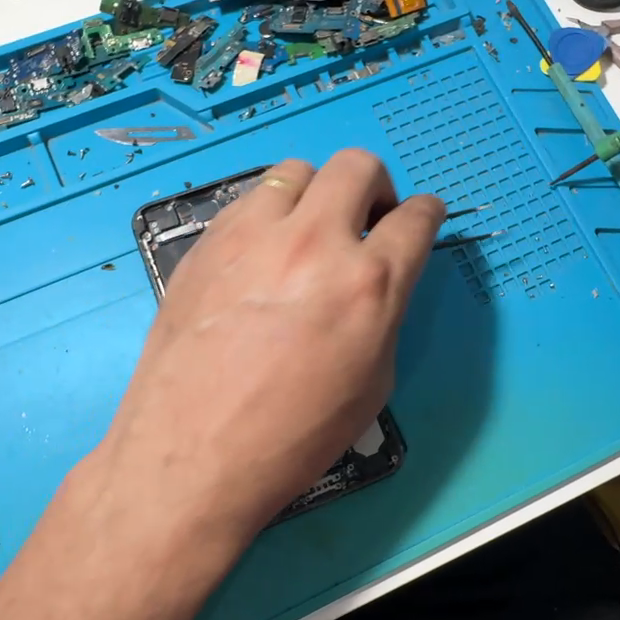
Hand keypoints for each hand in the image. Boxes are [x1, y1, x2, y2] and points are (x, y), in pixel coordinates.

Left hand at [82, 150, 444, 537]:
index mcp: (369, 284)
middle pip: (358, 166)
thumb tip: (376, 281)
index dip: (426, 212)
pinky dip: (269, 215)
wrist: (193, 454)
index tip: (420, 218)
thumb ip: (383, 313)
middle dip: (375, 187)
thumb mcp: (372, 383)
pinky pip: (248, 201)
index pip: (416, 217)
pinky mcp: (206, 242)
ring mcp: (253, 236)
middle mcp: (314, 243)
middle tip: (366, 222)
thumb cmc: (295, 436)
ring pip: (297, 171)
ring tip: (307, 233)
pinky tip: (260, 256)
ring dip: (316, 193)